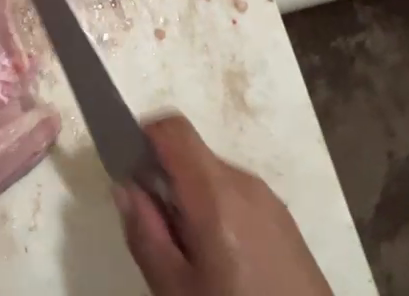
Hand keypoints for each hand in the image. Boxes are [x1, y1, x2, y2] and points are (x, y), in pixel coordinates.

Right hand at [114, 115, 333, 295]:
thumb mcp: (174, 288)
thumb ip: (144, 232)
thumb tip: (125, 186)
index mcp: (215, 192)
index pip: (172, 128)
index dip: (143, 137)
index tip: (130, 173)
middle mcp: (244, 183)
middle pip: (190, 156)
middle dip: (164, 183)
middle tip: (157, 234)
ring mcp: (269, 200)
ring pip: (212, 178)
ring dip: (189, 201)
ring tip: (191, 260)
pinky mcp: (284, 220)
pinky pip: (235, 198)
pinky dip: (215, 213)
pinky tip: (221, 266)